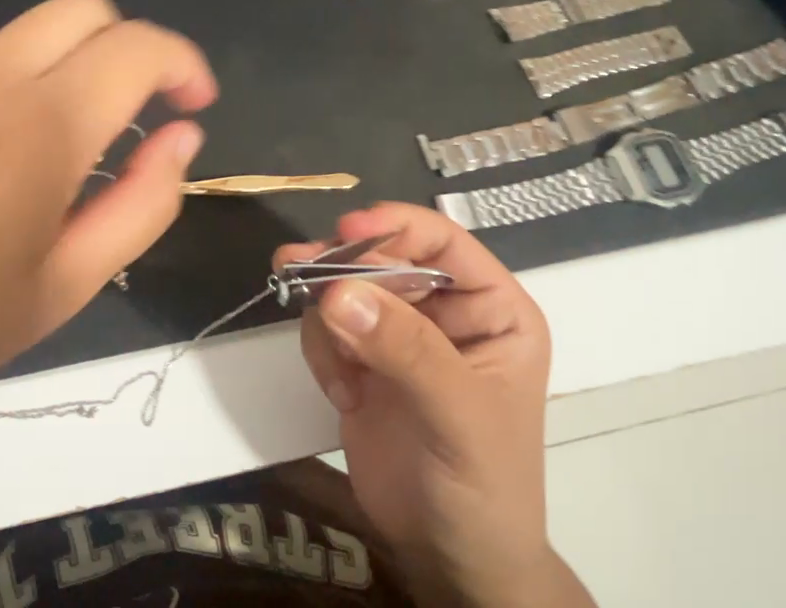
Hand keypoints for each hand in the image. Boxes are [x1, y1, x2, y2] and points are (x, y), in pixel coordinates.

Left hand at [0, 0, 216, 437]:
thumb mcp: (67, 286)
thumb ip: (144, 202)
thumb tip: (180, 136)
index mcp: (41, 128)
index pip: (137, 47)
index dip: (182, 63)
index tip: (191, 104)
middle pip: (82, 10)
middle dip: (124, 47)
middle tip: (125, 115)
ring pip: (16, 41)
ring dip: (50, 77)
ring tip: (26, 167)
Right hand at [274, 204, 592, 607]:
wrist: (449, 558)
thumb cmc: (482, 485)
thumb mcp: (457, 413)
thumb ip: (404, 349)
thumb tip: (337, 291)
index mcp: (491, 310)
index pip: (441, 243)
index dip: (396, 227)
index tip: (345, 231)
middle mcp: (443, 313)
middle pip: (382, 257)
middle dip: (342, 265)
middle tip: (294, 265)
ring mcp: (398, 337)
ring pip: (345, 289)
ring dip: (326, 313)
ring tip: (334, 367)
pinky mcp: (360, 363)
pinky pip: (325, 328)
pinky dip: (322, 353)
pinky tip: (342, 395)